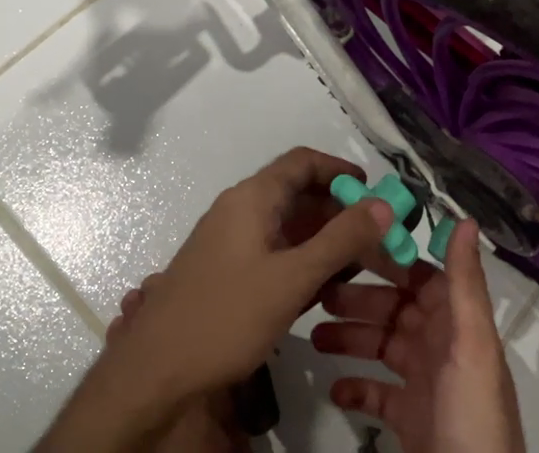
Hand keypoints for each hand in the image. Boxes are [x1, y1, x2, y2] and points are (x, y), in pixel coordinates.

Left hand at [36, 148, 394, 452]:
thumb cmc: (225, 317)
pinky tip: (323, 287)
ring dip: (324, 239)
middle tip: (377, 237)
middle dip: (340, 211)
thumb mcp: (292, 278)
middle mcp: (239, 211)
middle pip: (298, 194)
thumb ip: (341, 240)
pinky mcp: (226, 274)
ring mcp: (230, 244)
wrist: (154, 376)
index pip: (302, 162)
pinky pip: (273, 252)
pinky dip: (302, 260)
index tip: (374, 192)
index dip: (341, 170)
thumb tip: (384, 204)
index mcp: (251, 199)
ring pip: (287, 226)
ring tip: (360, 265)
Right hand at [313, 219, 527, 452]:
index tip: (349, 244)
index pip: (421, 276)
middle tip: (318, 293)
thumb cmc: (473, 411)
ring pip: (383, 347)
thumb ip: (465, 282)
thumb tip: (464, 219)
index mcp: (458, 322)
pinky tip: (332, 387)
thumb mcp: (473, 343)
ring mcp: (426, 383)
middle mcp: (442, 345)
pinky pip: (378, 394)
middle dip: (359, 300)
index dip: (389, 260)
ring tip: (313, 336)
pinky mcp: (410, 419)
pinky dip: (356, 388)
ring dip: (351, 338)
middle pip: (396, 310)